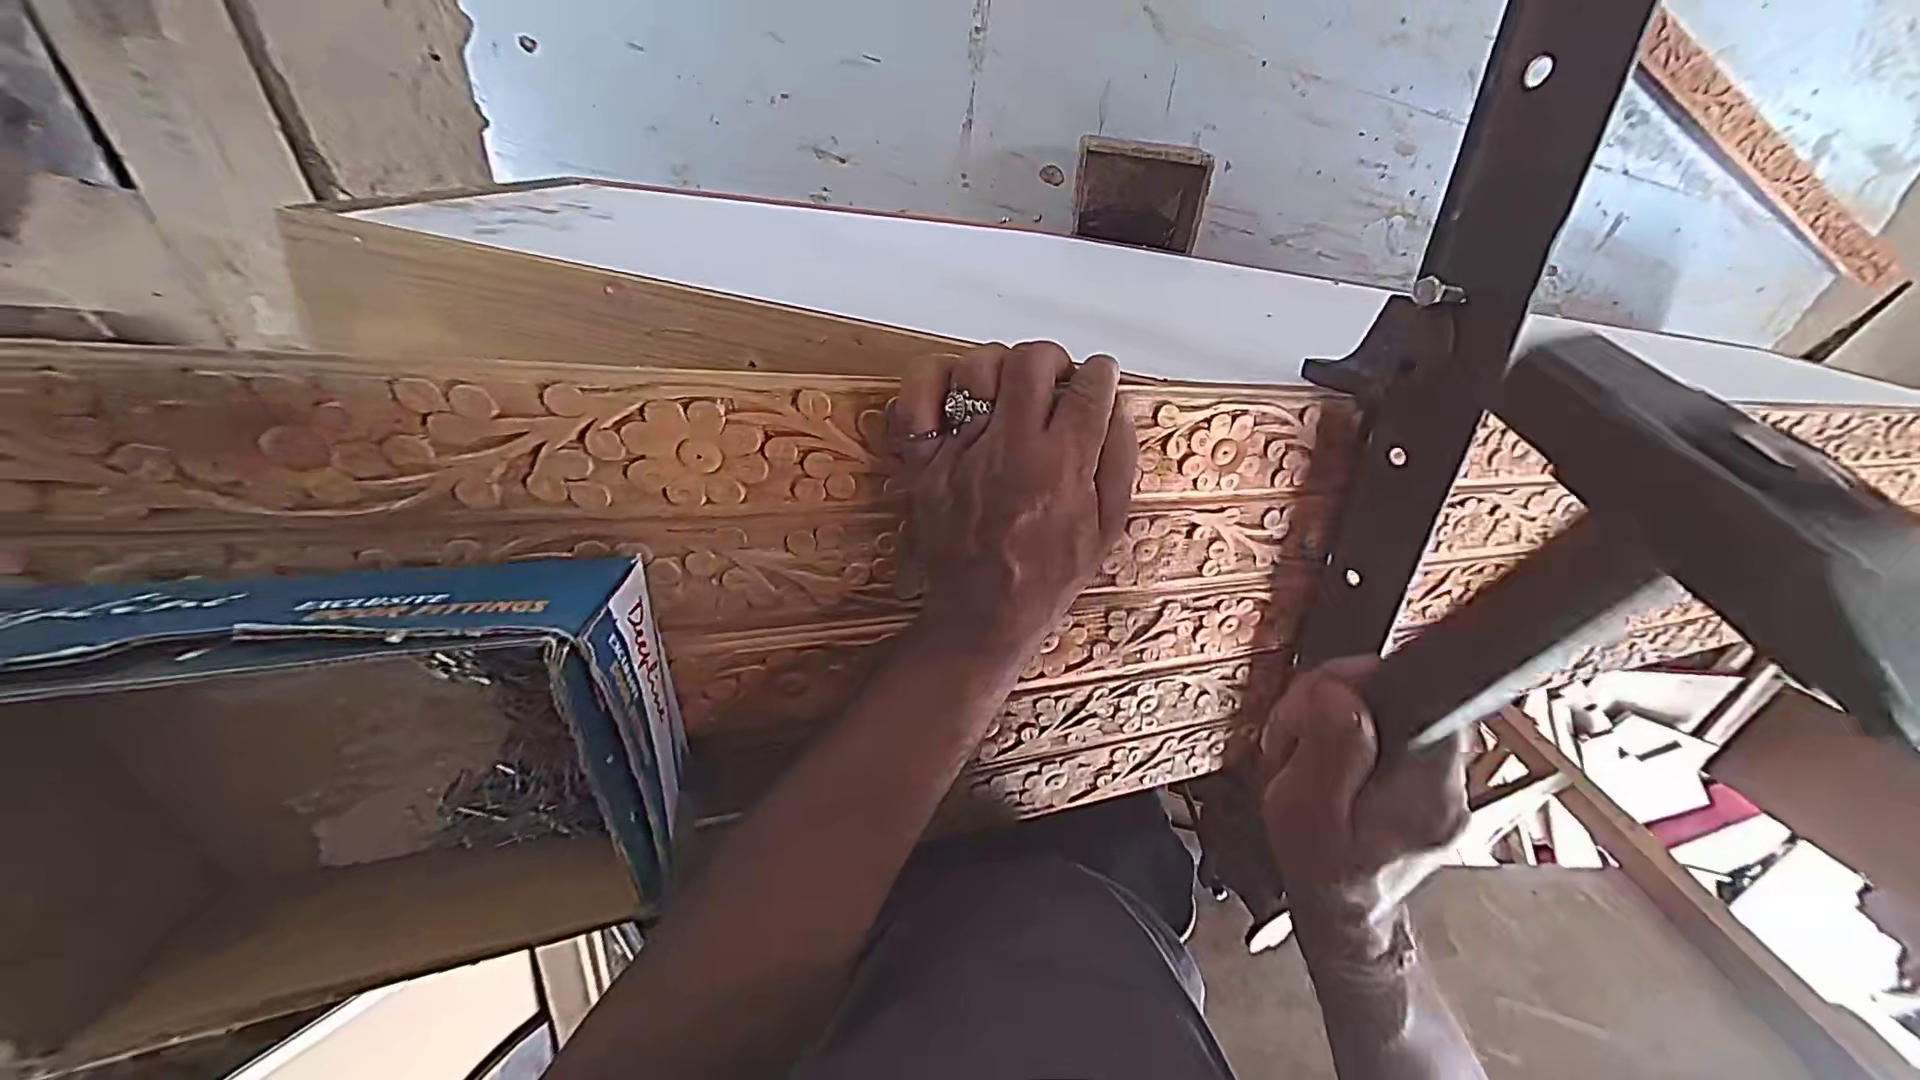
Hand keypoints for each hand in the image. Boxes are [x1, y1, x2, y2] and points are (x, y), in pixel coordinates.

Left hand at [891, 342, 1135, 664]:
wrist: (982, 615)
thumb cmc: (1045, 578)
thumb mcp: (1105, 530)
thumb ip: (1118, 463)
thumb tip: (1117, 409)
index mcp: (1063, 466)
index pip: (1089, 388)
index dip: (1101, 373)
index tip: (1100, 374)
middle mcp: (1011, 450)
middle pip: (1032, 361)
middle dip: (1052, 358)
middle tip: (1056, 377)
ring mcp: (962, 453)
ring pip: (977, 368)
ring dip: (1000, 367)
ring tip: (1009, 390)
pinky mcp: (924, 464)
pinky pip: (915, 400)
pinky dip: (932, 381)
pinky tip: (954, 392)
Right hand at [1258, 657, 1468, 927]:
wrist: (1339, 911)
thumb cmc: (1319, 869)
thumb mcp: (1306, 812)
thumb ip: (1328, 750)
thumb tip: (1340, 691)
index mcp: (1425, 792)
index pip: (1418, 698)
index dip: (1360, 682)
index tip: (1315, 698)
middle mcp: (1448, 785)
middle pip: (1396, 698)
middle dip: (1331, 699)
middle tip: (1291, 728)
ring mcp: (1439, 782)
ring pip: (1385, 709)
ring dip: (1330, 715)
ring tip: (1297, 746)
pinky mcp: (1422, 779)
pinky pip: (1383, 730)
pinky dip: (1343, 731)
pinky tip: (1316, 752)